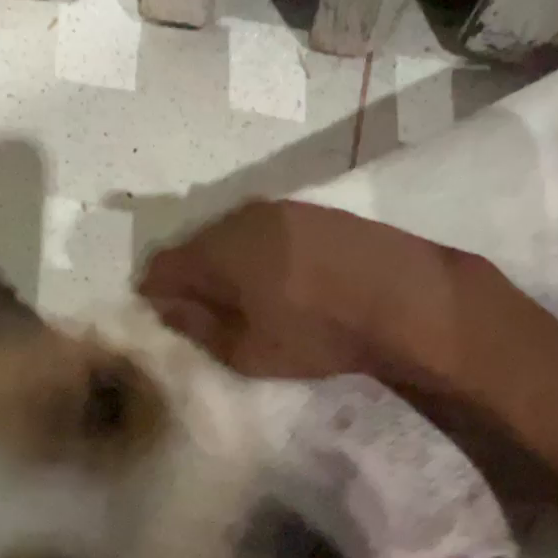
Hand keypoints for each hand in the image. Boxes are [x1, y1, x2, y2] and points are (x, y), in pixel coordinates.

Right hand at [137, 200, 481, 390]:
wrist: (404, 298)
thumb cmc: (317, 333)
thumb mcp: (246, 351)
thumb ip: (197, 327)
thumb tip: (165, 306)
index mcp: (217, 248)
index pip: (161, 266)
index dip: (153, 296)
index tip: (163, 322)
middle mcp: (241, 215)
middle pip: (195, 245)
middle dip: (189, 278)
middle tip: (202, 316)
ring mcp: (281, 207)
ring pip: (231, 235)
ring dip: (226, 265)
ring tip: (243, 302)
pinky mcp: (314, 210)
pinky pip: (264, 231)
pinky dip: (257, 255)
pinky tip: (277, 281)